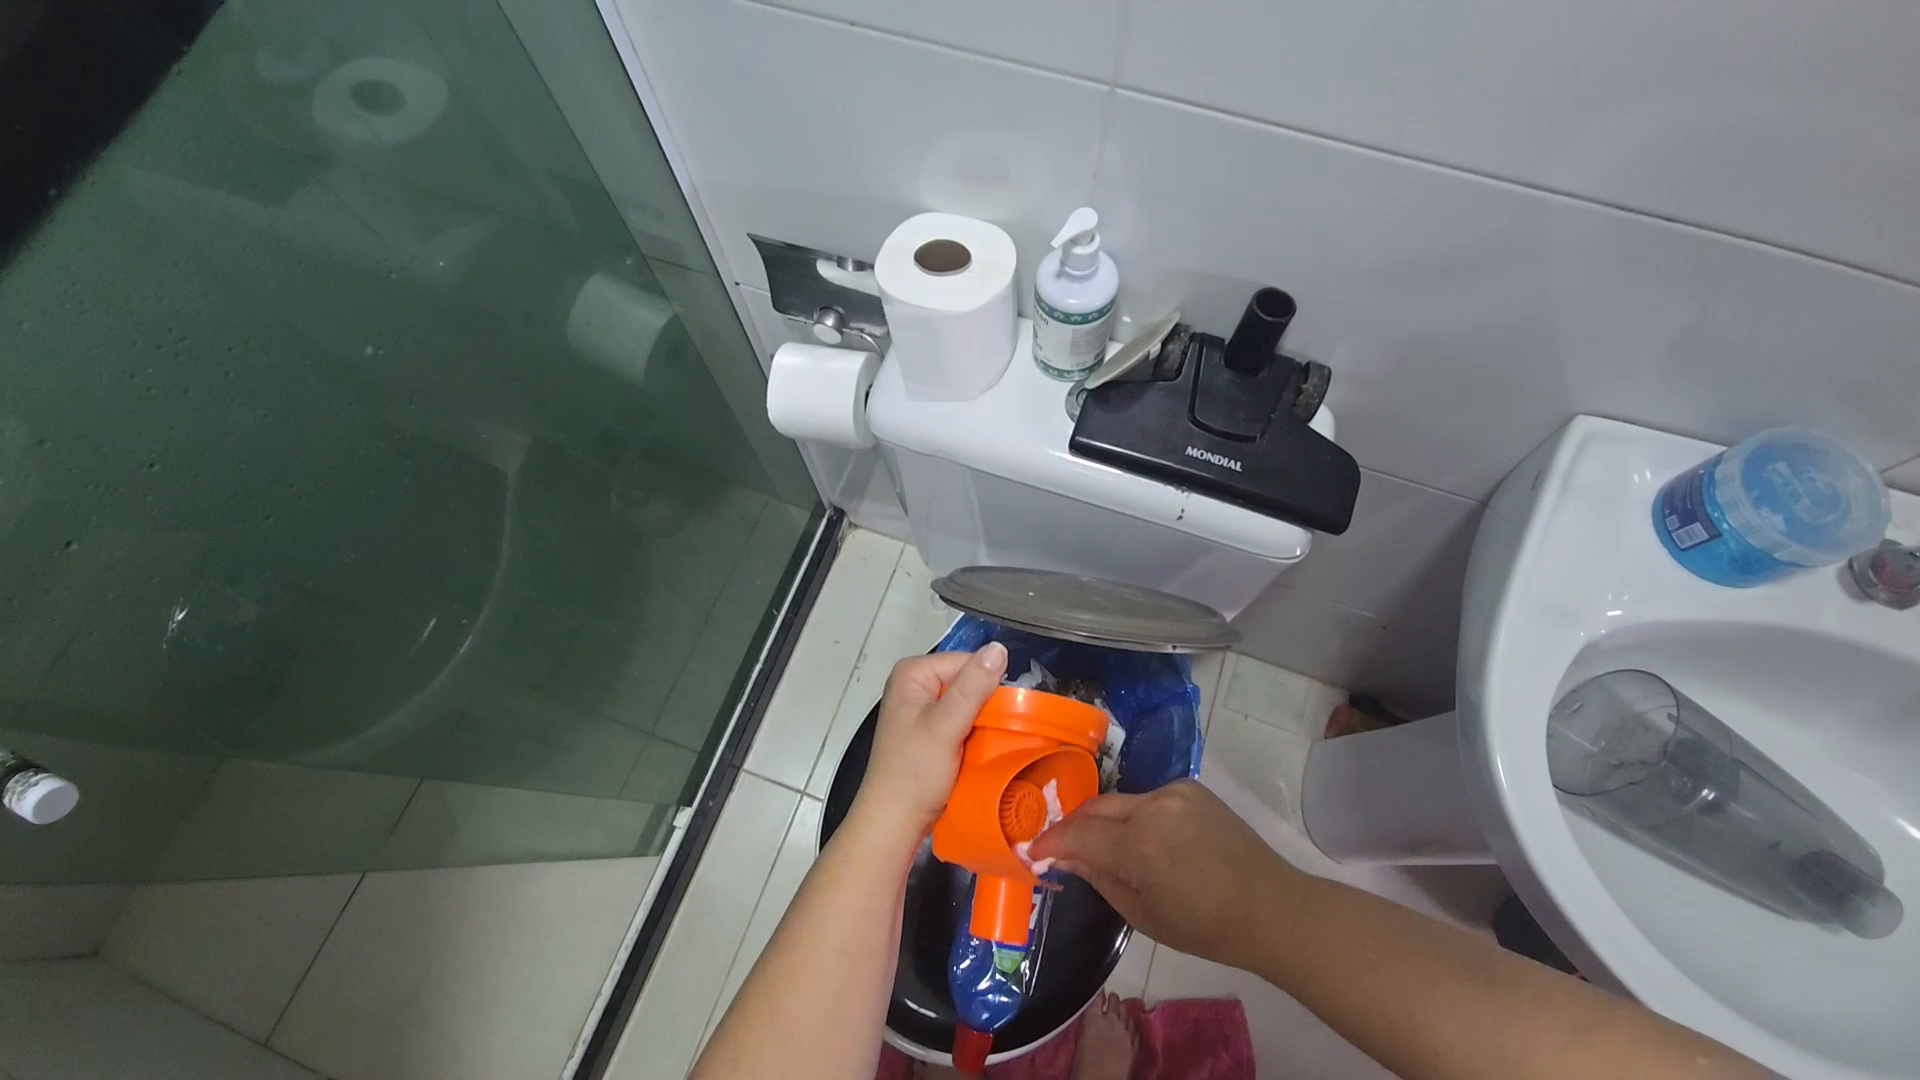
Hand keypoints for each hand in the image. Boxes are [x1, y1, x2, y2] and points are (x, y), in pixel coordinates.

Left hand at [848, 642, 1007, 839]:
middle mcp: (915, 685)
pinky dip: (975, 734)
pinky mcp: (931, 732)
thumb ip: (972, 687)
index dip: (989, 685)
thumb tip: (999, 648)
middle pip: (969, 681)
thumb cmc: (914, 773)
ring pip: (970, 704)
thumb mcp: (945, 726)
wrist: (894, 822)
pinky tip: (980, 751)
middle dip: (987, 705)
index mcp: (913, 673)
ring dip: (984, 722)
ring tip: (990, 743)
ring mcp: (922, 709)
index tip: (1001, 715)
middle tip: (997, 732)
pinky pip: (964, 722)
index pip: (968, 662)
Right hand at [1028, 780, 1301, 967]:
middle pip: (1096, 808)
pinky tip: (1142, 838)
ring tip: (1101, 847)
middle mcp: (1154, 806)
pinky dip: (1135, 815)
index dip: (1052, 841)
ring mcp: (1175, 791)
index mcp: (1141, 845)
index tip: (1032, 850)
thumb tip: (1063, 856)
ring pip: (1121, 801)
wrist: (1272, 907)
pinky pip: (1148, 798)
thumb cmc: (1206, 927)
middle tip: (1058, 847)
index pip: (1079, 833)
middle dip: (1073, 826)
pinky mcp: (1190, 786)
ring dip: (1105, 821)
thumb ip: (1099, 876)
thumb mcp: (1144, 914)